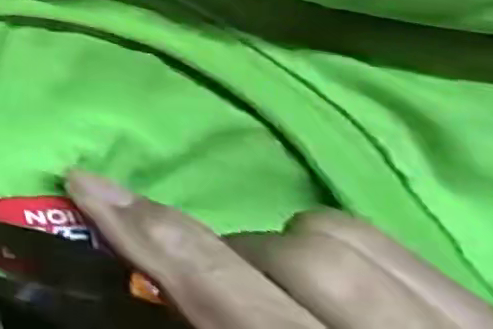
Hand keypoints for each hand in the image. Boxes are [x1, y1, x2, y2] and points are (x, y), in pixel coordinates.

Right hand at [65, 170, 492, 328]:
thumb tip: (157, 292)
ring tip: (292, 302)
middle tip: (223, 295)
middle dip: (235, 258)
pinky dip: (355, 261)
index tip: (85, 184)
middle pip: (293, 256)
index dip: (150, 236)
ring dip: (290, 255)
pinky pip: (408, 254)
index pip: (226, 295)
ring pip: (346, 238)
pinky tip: (354, 307)